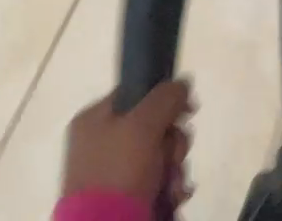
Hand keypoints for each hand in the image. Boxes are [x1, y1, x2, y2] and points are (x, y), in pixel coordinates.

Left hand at [63, 81, 194, 206]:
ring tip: (174, 182)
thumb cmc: (120, 170)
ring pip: (160, 154)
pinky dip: (170, 186)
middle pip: (154, 125)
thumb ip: (166, 96)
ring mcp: (113, 171)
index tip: (187, 111)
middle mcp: (102, 142)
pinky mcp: (125, 196)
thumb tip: (182, 84)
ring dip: (175, 166)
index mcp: (94, 119)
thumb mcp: (144, 123)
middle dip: (174, 141)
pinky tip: (174, 194)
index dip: (166, 98)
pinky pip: (157, 179)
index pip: (138, 92)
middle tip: (174, 154)